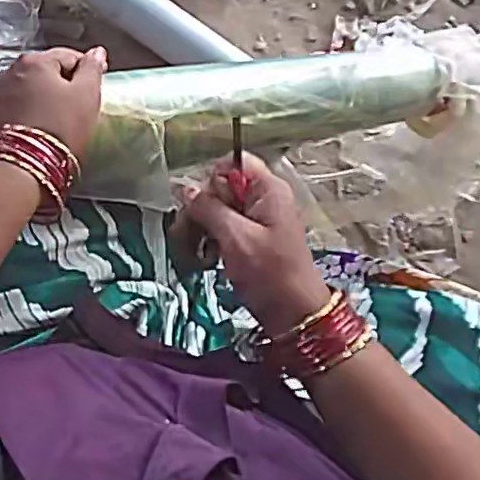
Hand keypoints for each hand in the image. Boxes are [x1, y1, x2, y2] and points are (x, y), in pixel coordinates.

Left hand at [0, 47, 107, 156]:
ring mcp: (0, 92)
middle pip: (48, 69)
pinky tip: (43, 123)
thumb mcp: (86, 95)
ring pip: (33, 87)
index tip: (95, 88)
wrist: (24, 167)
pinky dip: (33, 108)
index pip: (70, 55)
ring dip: (47, 95)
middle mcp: (13, 70)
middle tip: (80, 103)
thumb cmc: (62, 126)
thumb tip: (97, 51)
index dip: (87, 70)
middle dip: (65, 82)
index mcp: (36, 60)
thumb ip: (92, 69)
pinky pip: (20, 103)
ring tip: (61, 115)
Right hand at [184, 153, 329, 335]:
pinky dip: (212, 241)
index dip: (212, 178)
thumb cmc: (270, 274)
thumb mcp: (236, 238)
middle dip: (201, 209)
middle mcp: (264, 199)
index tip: (199, 205)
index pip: (234, 162)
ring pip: (219, 209)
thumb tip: (185, 188)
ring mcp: (258, 220)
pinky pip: (225, 229)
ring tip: (196, 252)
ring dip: (202, 228)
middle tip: (188, 235)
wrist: (294, 316)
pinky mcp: (252, 240)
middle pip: (222, 187)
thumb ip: (209, 209)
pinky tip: (206, 259)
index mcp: (268, 190)